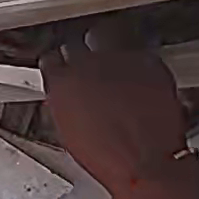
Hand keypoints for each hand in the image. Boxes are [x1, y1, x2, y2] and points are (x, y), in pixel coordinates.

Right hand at [39, 41, 187, 187]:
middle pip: (74, 42)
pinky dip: (136, 59)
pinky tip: (137, 71)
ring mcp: (117, 60)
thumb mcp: (67, 127)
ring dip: (104, 43)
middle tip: (86, 62)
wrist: (146, 164)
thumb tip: (66, 93)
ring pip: (104, 34)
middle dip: (79, 52)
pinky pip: (138, 50)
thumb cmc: (106, 155)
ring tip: (110, 56)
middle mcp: (85, 64)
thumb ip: (63, 99)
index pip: (50, 58)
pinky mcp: (148, 62)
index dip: (57, 64)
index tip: (62, 68)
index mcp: (60, 80)